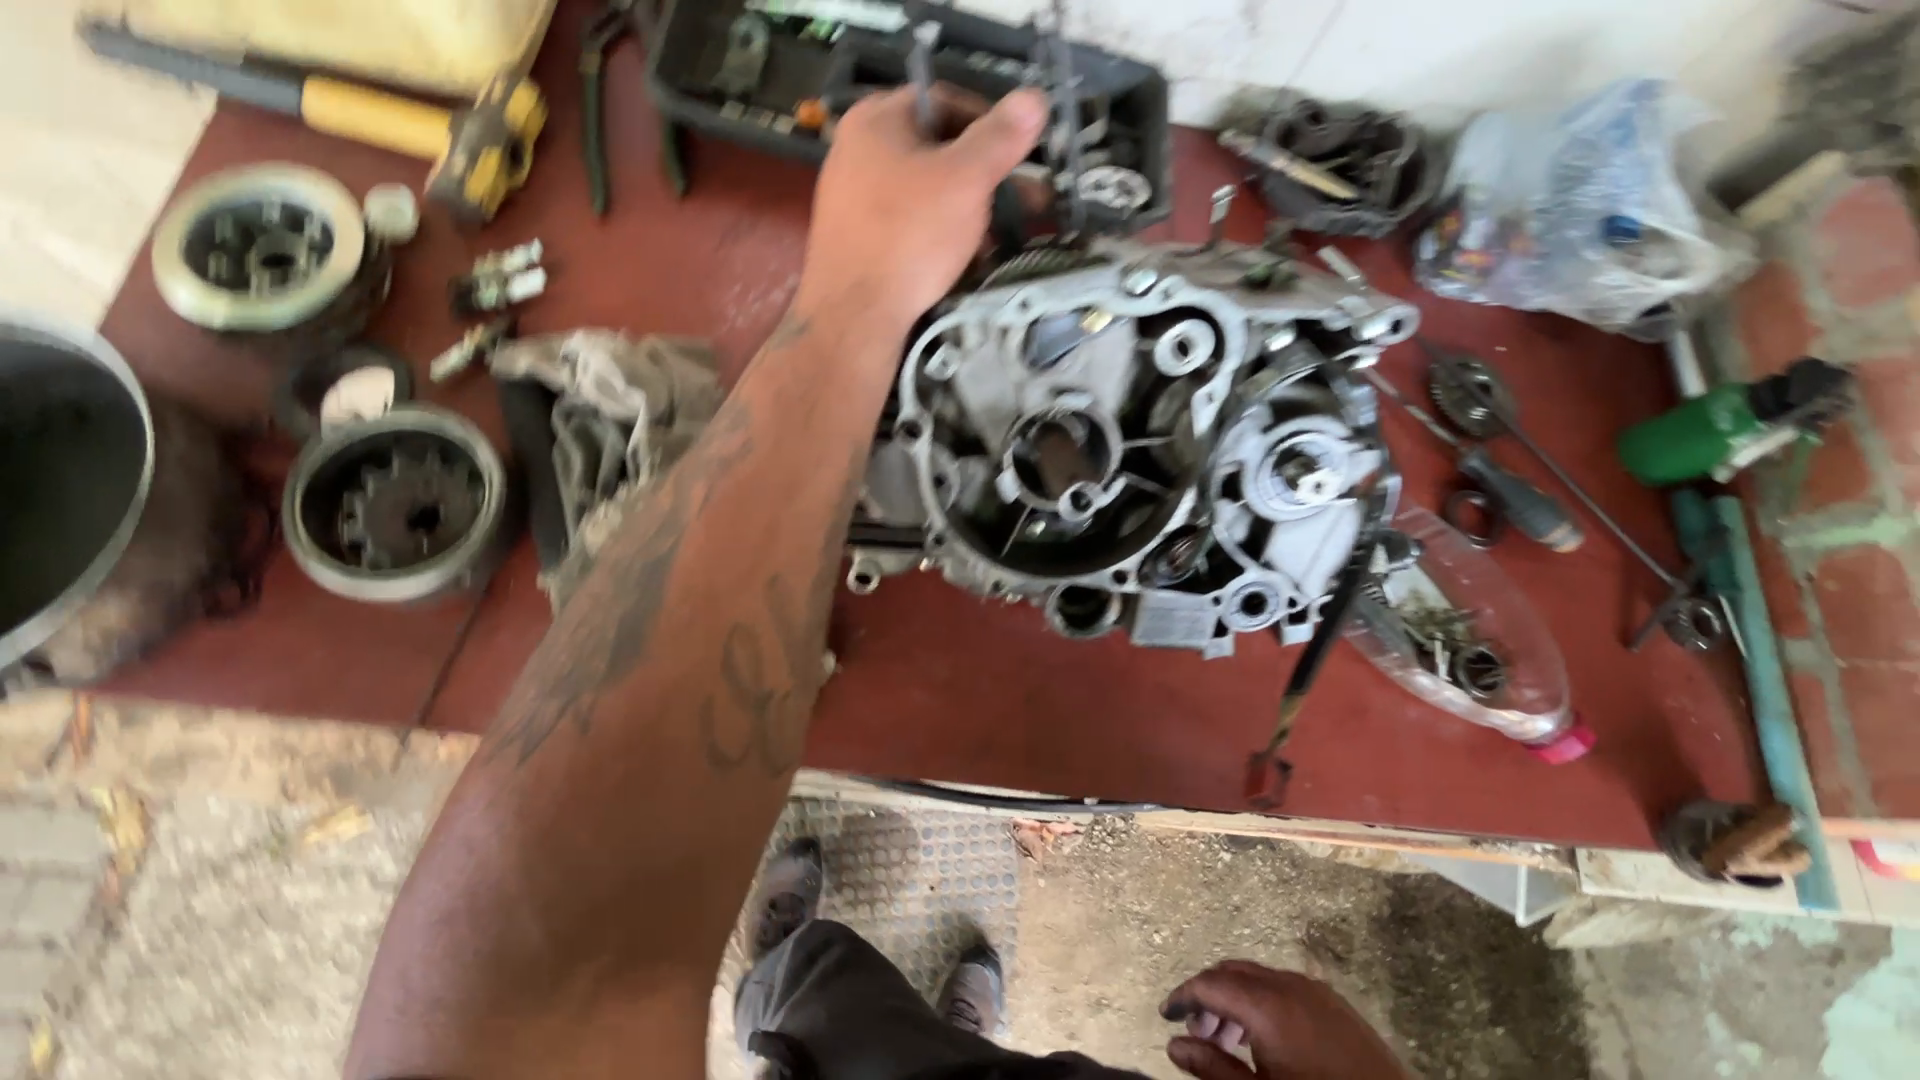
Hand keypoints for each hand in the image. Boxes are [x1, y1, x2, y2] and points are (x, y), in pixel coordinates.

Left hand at [793, 85, 1046, 334]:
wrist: (854, 315)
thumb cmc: (910, 235)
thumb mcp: (966, 179)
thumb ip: (1001, 137)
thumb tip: (1034, 98)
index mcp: (876, 119)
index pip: (945, 101)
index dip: (990, 124)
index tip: (1020, 154)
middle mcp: (855, 150)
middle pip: (935, 150)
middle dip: (985, 176)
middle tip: (1026, 201)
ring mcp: (851, 198)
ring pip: (924, 192)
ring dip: (968, 210)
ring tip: (1001, 236)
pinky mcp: (855, 240)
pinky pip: (907, 224)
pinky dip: (939, 234)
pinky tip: (964, 259)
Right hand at [1162, 961, 1410, 1079]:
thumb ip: (1212, 1068)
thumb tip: (1173, 1045)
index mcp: (1266, 1004)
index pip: (1208, 983)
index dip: (1182, 997)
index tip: (1165, 1016)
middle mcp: (1288, 984)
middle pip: (1232, 973)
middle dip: (1207, 996)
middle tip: (1197, 1034)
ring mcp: (1316, 991)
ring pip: (1259, 979)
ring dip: (1235, 1000)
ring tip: (1229, 1043)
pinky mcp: (1337, 1005)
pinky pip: (1285, 988)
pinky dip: (1262, 1002)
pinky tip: (1266, 1040)